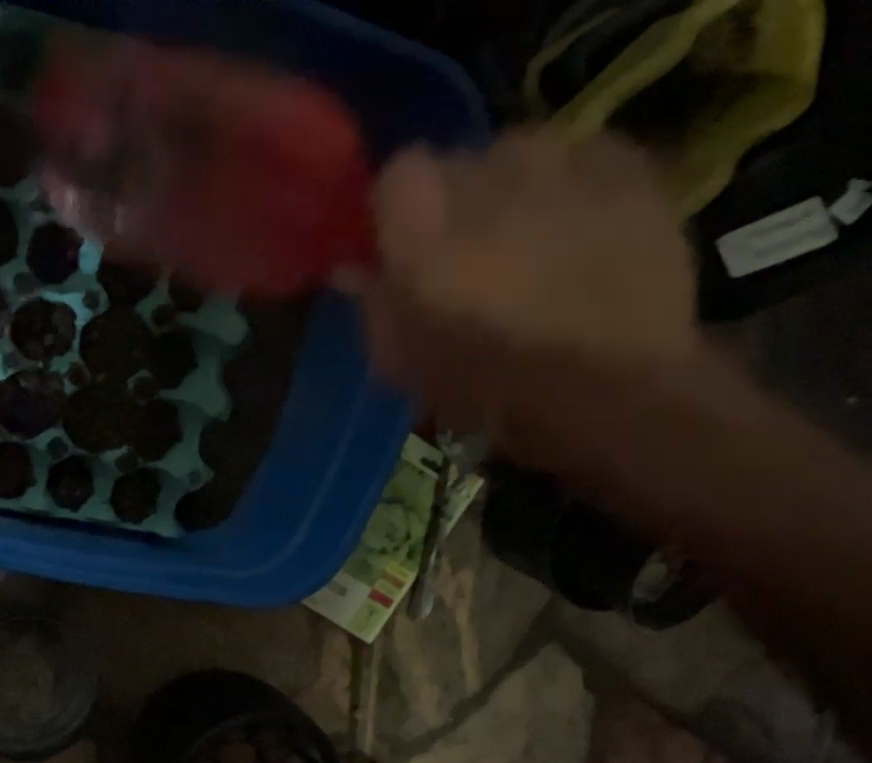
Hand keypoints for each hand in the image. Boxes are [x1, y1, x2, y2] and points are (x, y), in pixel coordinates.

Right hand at [353, 131, 703, 438]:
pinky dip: (576, 174)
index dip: (396, 201)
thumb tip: (351, 269)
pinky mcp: (632, 174)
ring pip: (522, 146)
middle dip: (454, 193)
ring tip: (525, 223)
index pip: (399, 171)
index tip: (400, 235)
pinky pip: (588, 150)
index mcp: (426, 239)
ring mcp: (566, 174)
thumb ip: (374, 305)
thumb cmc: (490, 389)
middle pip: (459, 157)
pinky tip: (578, 214)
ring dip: (513, 179)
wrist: (615, 393)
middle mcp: (492, 189)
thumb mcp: (403, 361)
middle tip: (463, 239)